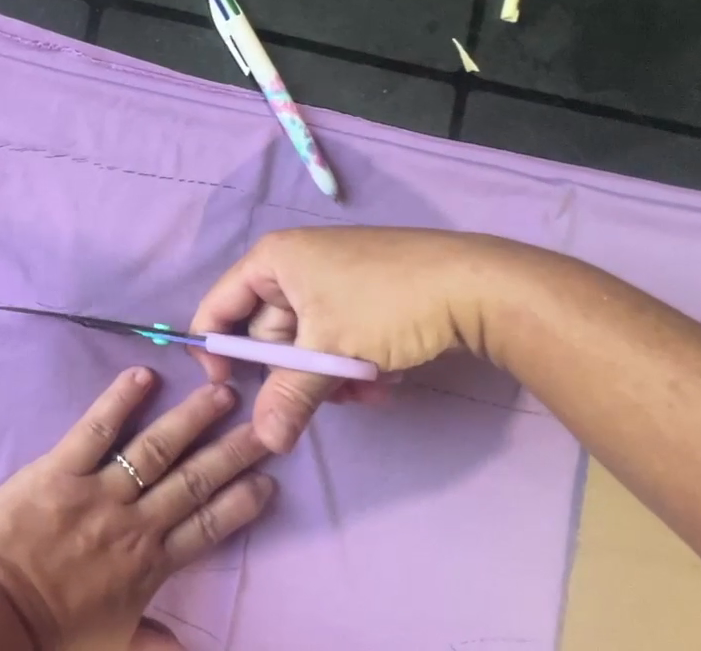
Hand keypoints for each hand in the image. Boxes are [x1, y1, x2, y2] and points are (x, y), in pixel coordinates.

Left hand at [0, 367, 275, 650]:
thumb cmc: (52, 633)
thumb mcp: (114, 644)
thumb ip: (154, 639)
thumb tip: (186, 646)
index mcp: (150, 566)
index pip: (207, 528)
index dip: (240, 504)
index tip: (269, 481)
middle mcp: (134, 523)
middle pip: (193, 482)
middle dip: (232, 453)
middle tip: (266, 426)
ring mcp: (99, 492)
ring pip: (155, 450)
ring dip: (190, 420)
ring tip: (221, 395)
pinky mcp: (60, 470)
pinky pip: (95, 430)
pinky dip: (119, 400)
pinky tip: (142, 375)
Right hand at [190, 227, 541, 452]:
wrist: (484, 286)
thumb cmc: (387, 304)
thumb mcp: (330, 352)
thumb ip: (289, 396)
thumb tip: (264, 442)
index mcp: (272, 259)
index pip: (219, 304)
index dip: (216, 348)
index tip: (227, 387)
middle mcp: (296, 262)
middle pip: (269, 329)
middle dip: (296, 371)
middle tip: (322, 398)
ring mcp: (334, 277)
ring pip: (309, 340)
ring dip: (330, 373)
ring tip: (368, 387)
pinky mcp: (367, 293)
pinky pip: (339, 334)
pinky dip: (354, 360)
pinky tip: (387, 377)